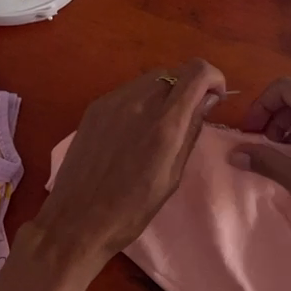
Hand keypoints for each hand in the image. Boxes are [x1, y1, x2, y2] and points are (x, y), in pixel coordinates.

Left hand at [33, 59, 228, 269]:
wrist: (76, 218)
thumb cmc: (132, 209)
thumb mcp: (172, 176)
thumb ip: (191, 131)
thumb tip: (207, 100)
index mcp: (164, 123)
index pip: (196, 72)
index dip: (212, 78)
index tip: (214, 98)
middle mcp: (140, 102)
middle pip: (174, 71)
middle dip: (188, 86)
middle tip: (188, 114)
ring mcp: (114, 100)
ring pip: (151, 78)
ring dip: (165, 91)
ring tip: (160, 123)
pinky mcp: (96, 105)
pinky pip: (128, 90)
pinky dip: (141, 99)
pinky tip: (134, 127)